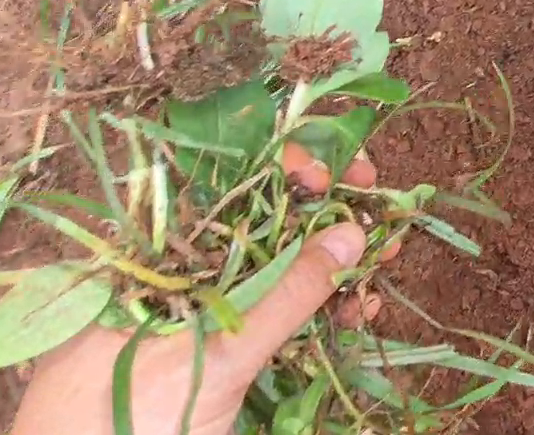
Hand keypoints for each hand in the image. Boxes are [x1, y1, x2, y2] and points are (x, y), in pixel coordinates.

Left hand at [9, 147, 377, 434]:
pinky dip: (325, 309)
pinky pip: (282, 318)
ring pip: (281, 273)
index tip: (342, 173)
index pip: (225, 193)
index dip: (288, 171)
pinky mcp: (223, 362)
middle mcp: (175, 286)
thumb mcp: (213, 362)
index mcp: (147, 269)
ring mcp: (200, 326)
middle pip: (264, 228)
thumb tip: (355, 233)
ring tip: (386, 261)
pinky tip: (361, 310)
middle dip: (329, 216)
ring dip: (338, 265)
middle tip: (381, 210)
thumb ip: (287, 294)